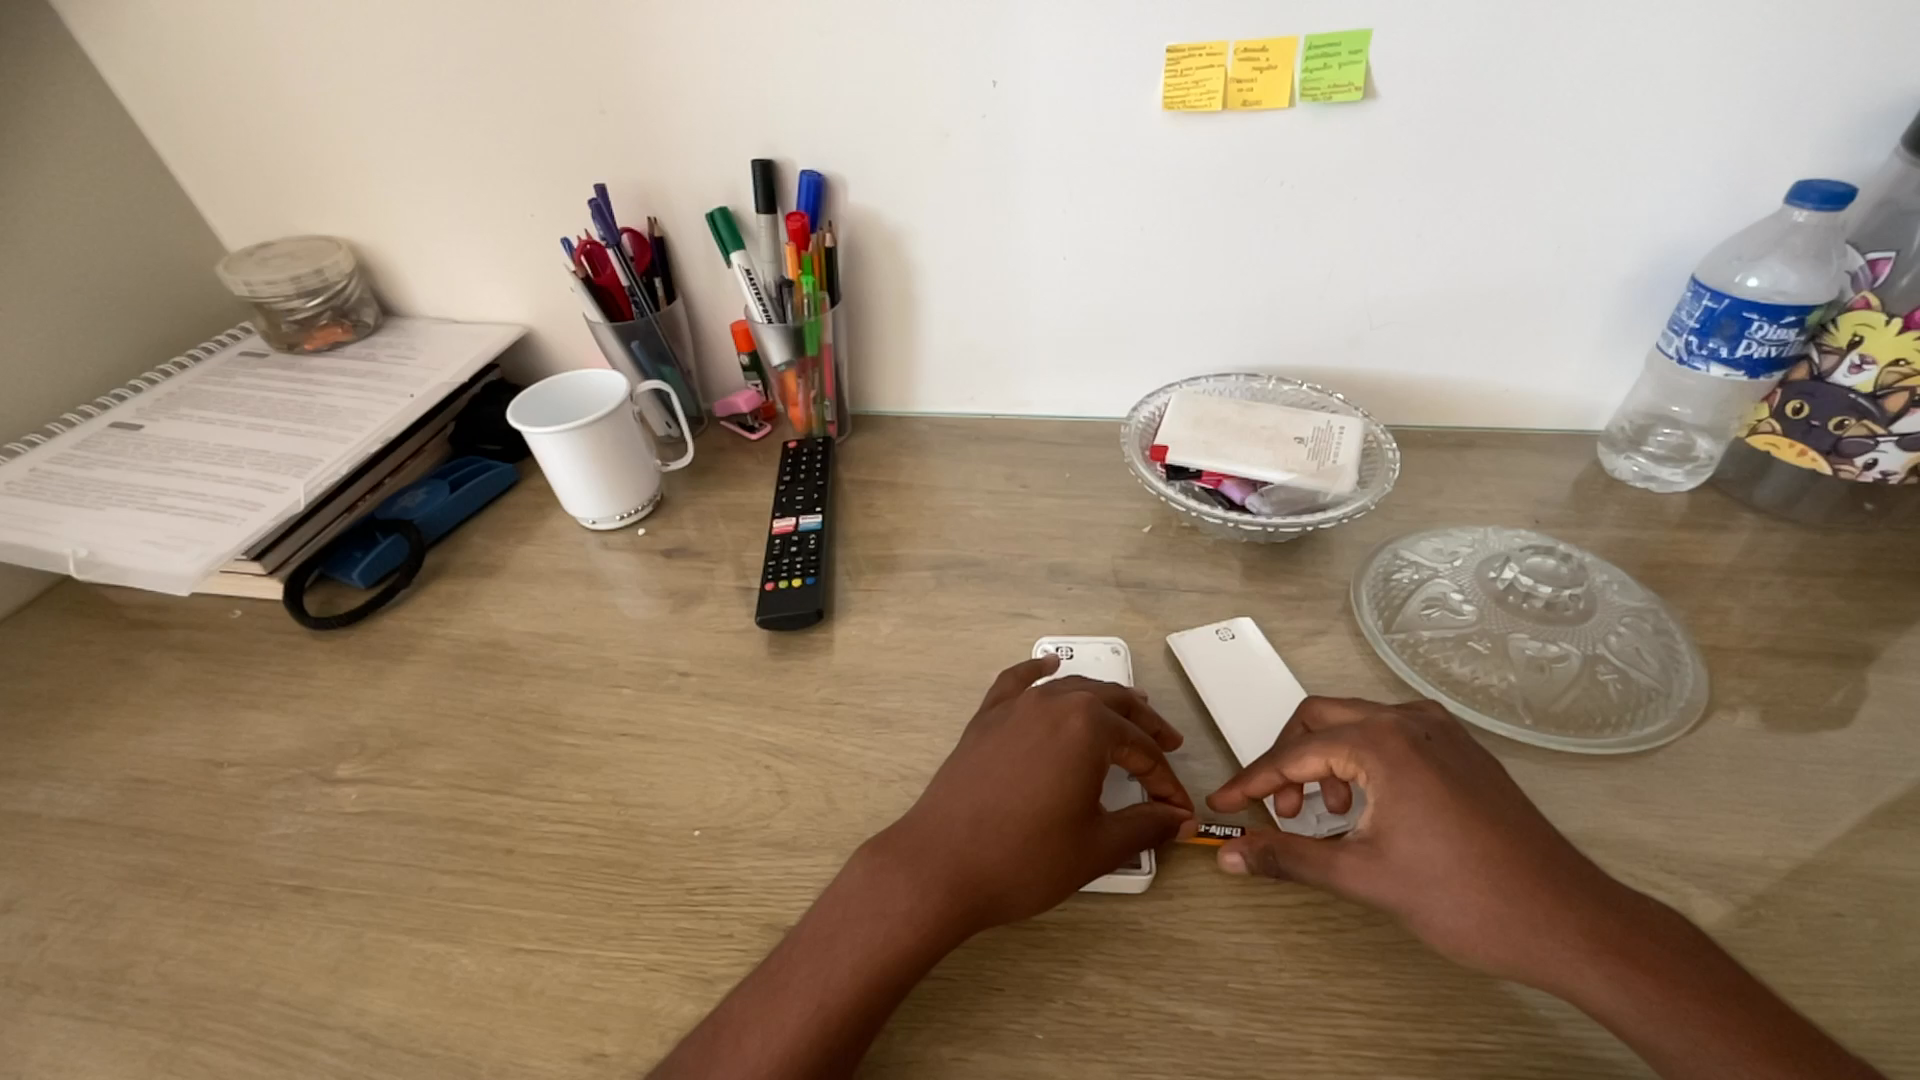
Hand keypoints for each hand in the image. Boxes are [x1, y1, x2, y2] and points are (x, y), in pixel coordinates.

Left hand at [871, 654, 1194, 933]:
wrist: (941, 865)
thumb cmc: (1024, 858)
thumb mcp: (1096, 847)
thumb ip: (1144, 826)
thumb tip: (1178, 819)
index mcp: (1088, 727)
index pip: (1142, 750)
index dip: (1165, 782)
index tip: (1178, 811)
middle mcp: (1053, 703)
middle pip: (1112, 704)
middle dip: (1145, 727)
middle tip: (1168, 746)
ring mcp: (1015, 706)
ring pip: (1070, 688)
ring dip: (1104, 700)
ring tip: (1127, 715)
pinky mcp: (985, 718)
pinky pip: (1017, 682)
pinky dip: (1038, 670)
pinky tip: (1049, 665)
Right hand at [1207, 696, 1634, 990]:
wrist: (1572, 923)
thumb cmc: (1471, 900)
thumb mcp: (1363, 876)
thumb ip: (1287, 857)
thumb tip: (1231, 854)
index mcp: (1383, 743)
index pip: (1293, 755)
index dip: (1250, 781)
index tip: (1223, 802)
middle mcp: (1410, 722)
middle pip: (1317, 718)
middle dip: (1287, 761)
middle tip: (1279, 808)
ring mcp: (1441, 732)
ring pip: (1354, 723)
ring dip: (1325, 759)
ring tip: (1330, 813)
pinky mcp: (1461, 750)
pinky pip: (1390, 734)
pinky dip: (1362, 760)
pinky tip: (1368, 806)